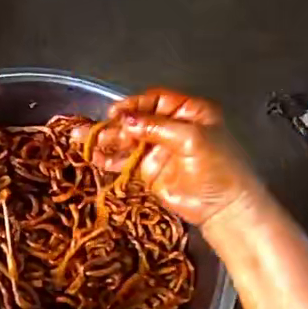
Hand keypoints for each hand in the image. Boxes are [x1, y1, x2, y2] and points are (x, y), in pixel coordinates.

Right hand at [79, 88, 265, 228]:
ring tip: (83, 140)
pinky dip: (107, 159)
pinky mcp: (147, 170)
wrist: (224, 207)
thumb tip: (126, 121)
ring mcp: (157, 149)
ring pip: (125, 139)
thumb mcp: (192, 138)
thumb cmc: (220, 168)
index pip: (153, 101)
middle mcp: (169, 127)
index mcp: (187, 112)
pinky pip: (123, 161)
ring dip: (105, 140)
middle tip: (96, 130)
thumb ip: (157, 128)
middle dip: (114, 124)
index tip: (117, 113)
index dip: (134, 105)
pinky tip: (92, 156)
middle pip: (135, 120)